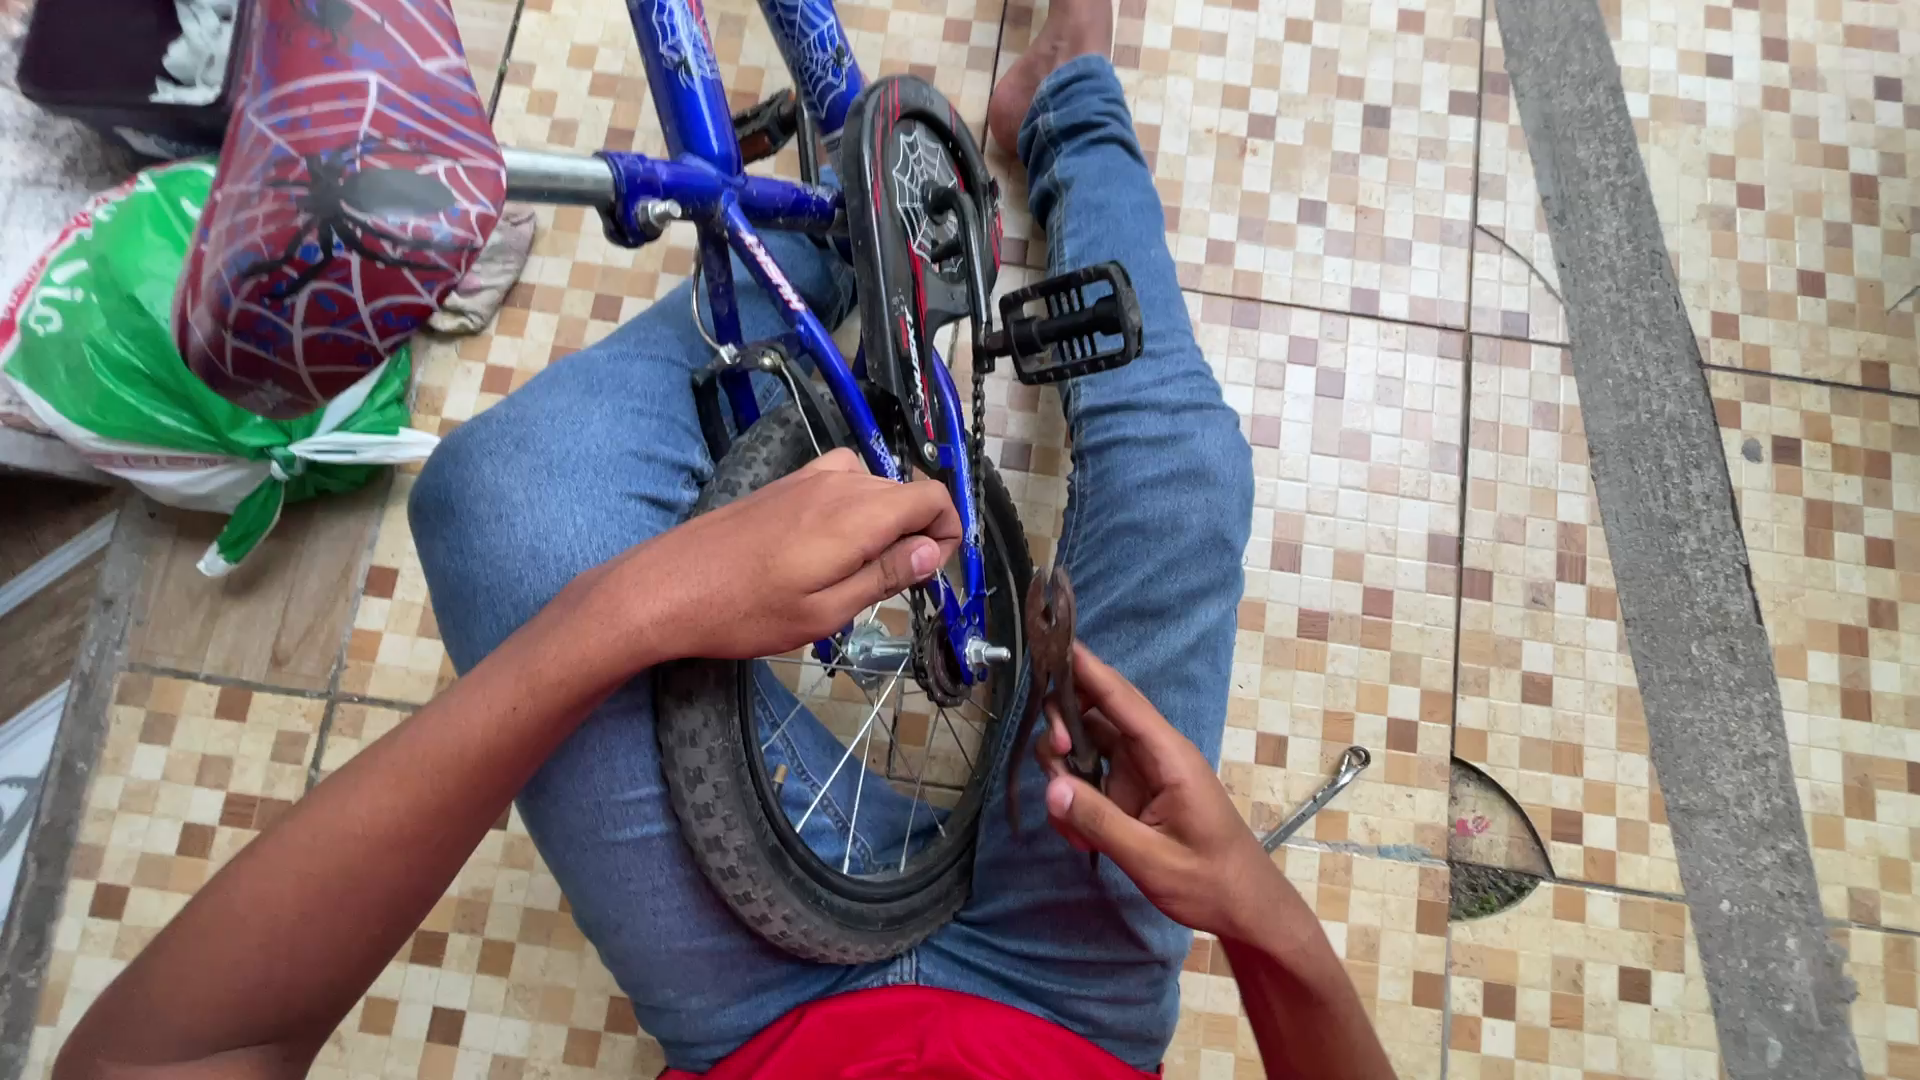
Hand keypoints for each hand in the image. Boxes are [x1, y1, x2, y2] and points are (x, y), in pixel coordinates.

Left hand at [602, 448, 961, 661]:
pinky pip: (844, 481)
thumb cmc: (747, 611)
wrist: (666, 587)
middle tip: (893, 583)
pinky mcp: (787, 482)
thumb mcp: (827, 611)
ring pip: (877, 486)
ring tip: (860, 568)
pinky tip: (830, 542)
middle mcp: (840, 482)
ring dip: (886, 521)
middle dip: (917, 532)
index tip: (935, 569)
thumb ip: (886, 575)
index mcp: (858, 514)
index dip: (949, 530)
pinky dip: (856, 506)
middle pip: (907, 492)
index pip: (933, 497)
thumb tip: (935, 551)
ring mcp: (810, 476)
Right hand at [1035, 643, 1281, 942]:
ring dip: (1063, 773)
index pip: (1120, 697)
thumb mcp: (1154, 860)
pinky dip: (1073, 800)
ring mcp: (1137, 771)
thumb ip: (1100, 822)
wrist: (1246, 911)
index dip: (1086, 667)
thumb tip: (1051, 788)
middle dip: (1062, 727)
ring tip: (1071, 824)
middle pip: (1092, 713)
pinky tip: (1081, 839)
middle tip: (1056, 759)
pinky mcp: (1128, 792)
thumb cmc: (1211, 882)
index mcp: (1166, 753)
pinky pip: (1087, 778)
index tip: (1054, 642)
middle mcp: (1149, 752)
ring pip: (1083, 745)